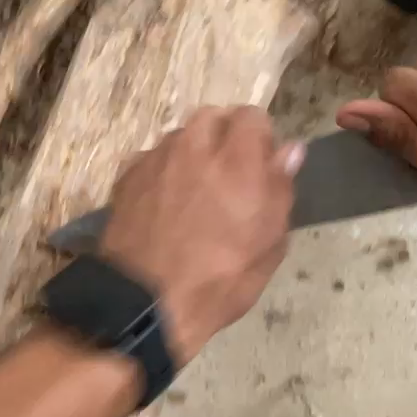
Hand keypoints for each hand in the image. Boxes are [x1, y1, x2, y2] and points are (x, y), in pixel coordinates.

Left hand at [98, 107, 303, 365]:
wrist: (145, 300)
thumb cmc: (220, 278)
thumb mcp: (270, 244)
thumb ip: (280, 188)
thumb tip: (289, 151)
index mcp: (237, 159)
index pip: (252, 116)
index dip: (260, 138)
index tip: (261, 165)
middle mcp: (194, 146)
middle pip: (211, 117)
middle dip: (223, 136)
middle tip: (228, 174)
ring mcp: (155, 158)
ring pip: (178, 136)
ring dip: (191, 151)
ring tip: (194, 190)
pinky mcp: (126, 174)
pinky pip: (151, 157)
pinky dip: (162, 170)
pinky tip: (163, 202)